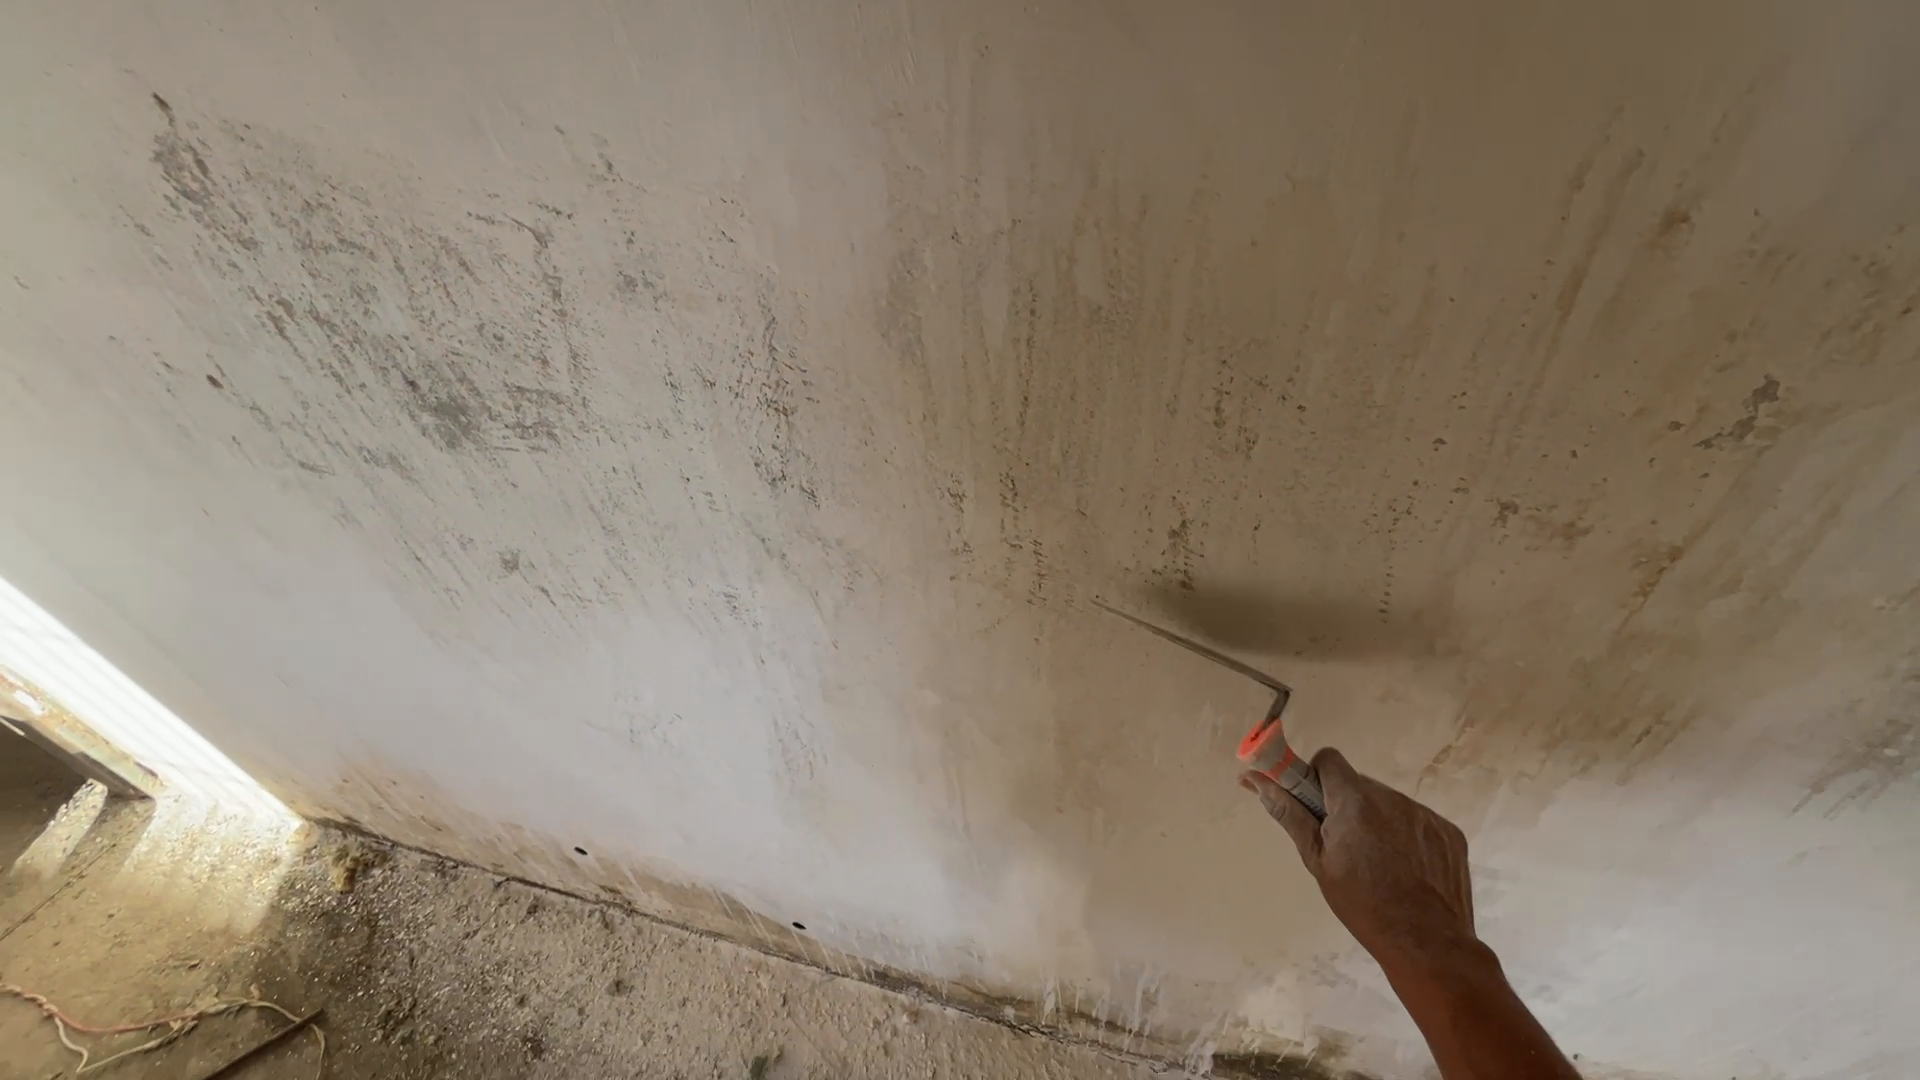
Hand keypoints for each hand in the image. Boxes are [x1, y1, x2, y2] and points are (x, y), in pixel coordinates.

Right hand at [1240, 748, 1475, 972]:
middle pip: (1356, 784)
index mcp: (1354, 801)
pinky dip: (1403, 834)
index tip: (1314, 806)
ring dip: (1374, 819)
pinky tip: (1405, 867)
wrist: (1428, 946)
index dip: (1315, 777)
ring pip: (1385, 802)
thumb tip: (1254, 778)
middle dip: (1344, 803)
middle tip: (1341, 843)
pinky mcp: (1448, 831)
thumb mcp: (1316, 860)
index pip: (1328, 759)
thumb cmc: (1361, 904)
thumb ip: (1288, 812)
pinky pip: (1413, 819)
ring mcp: (1424, 814)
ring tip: (1376, 861)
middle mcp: (1391, 798)